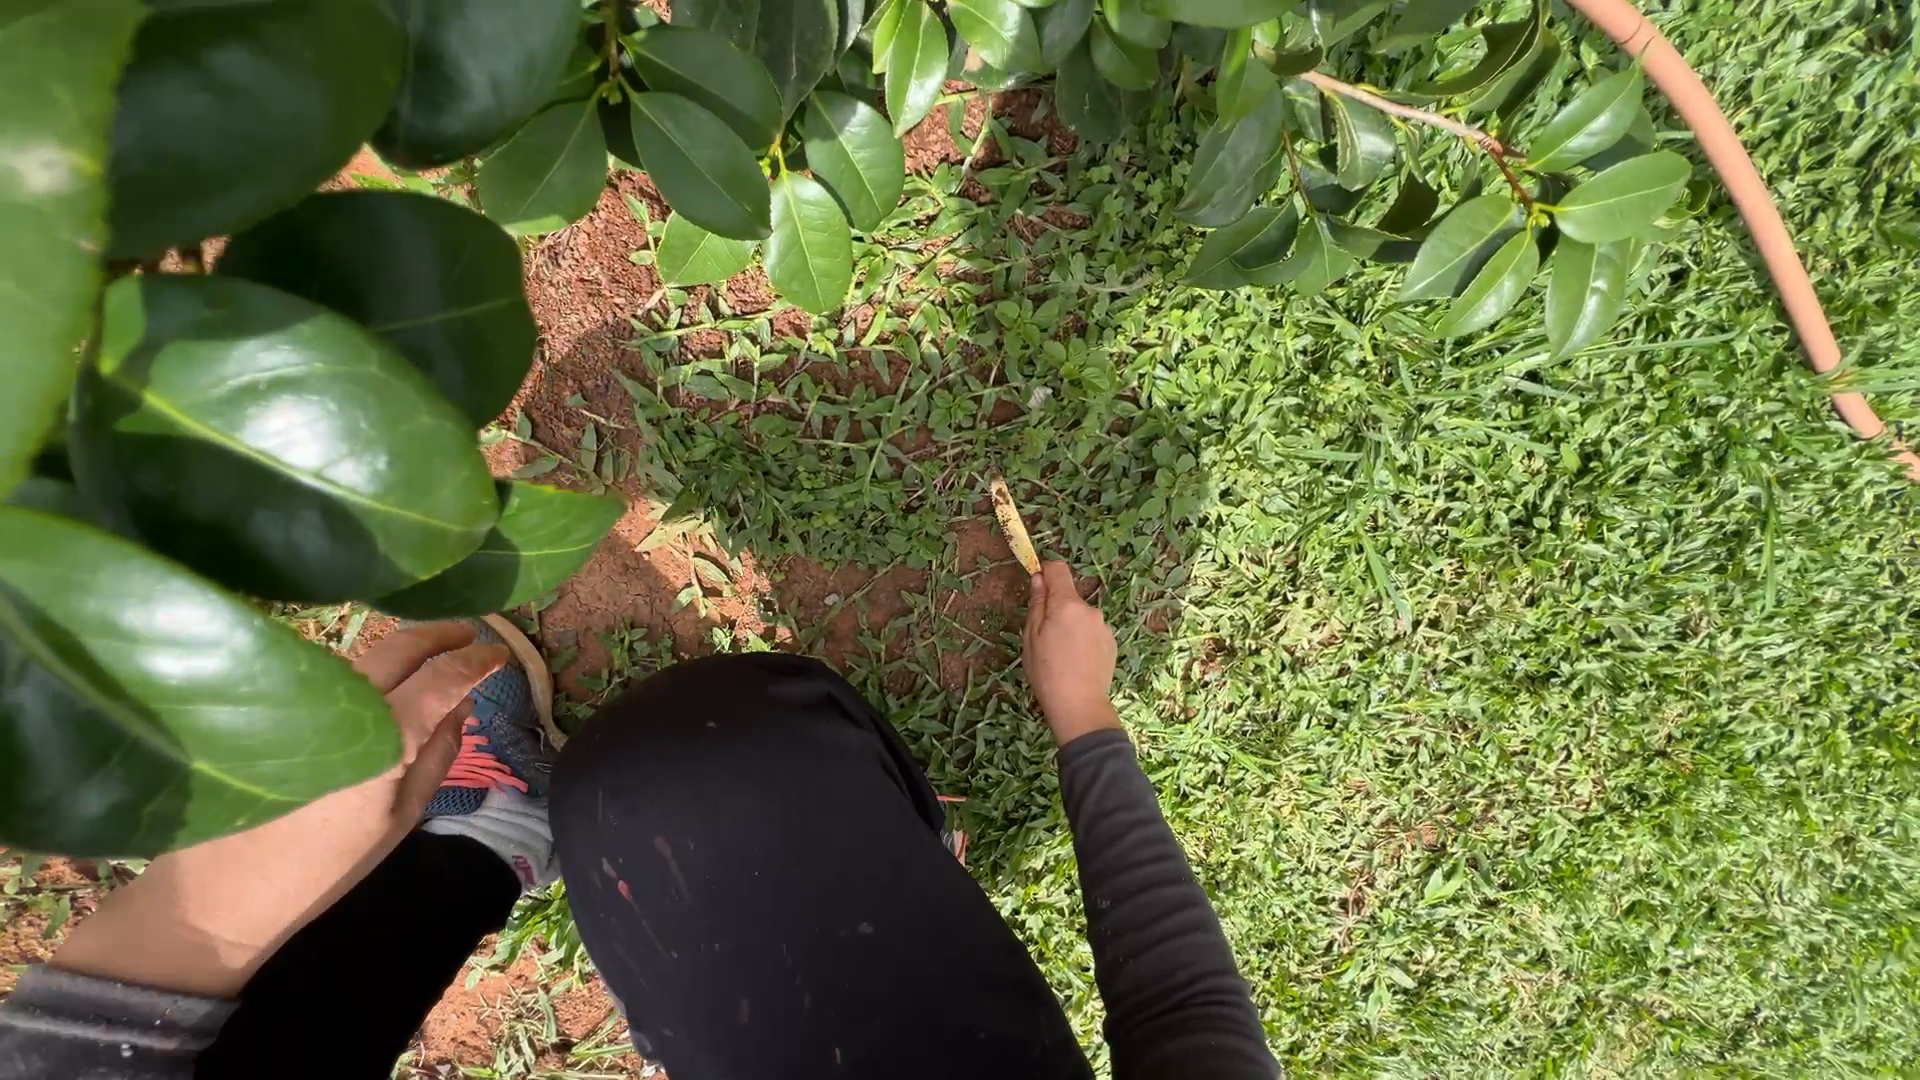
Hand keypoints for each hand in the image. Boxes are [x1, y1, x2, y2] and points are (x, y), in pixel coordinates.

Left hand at [53, 623, 506, 996]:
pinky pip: (333, 676)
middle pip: (400, 648)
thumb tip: (462, 705)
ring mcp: (303, 708)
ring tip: (432, 655)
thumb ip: (439, 751)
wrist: (216, 899)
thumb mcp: (406, 814)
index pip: (443, 678)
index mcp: (385, 740)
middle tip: (471, 633)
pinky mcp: (272, 715)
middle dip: (443, 634)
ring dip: (404, 649)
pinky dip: (369, 670)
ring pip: (364, 657)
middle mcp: (342, 711)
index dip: (478, 659)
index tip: (501, 653)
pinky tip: (382, 681)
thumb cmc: (329, 865)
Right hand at [1023, 561, 1121, 745]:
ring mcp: (1103, 626)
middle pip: (1069, 596)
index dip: (1045, 573)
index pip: (1058, 569)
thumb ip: (1037, 604)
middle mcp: (1090, 609)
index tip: (1037, 587)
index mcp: (1067, 604)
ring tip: (1061, 655)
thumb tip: (1039, 579)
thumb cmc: (1047, 671)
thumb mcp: (1031, 637)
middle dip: (1056, 608)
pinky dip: (1083, 639)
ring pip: (1080, 616)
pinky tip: (1076, 662)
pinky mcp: (1111, 643)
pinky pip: (1091, 631)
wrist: (1080, 706)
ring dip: (1070, 625)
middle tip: (1044, 637)